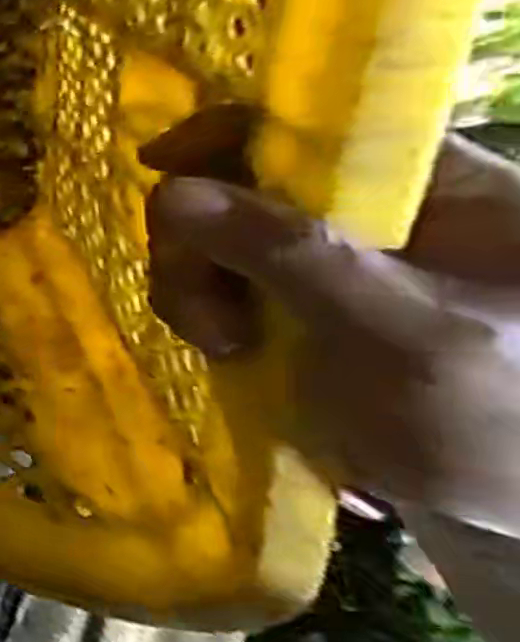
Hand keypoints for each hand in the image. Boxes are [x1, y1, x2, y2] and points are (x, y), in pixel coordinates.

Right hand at [146, 132, 519, 535]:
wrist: (519, 517)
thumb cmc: (505, 422)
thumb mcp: (405, 334)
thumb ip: (291, 254)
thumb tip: (172, 189)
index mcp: (434, 190)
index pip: (310, 124)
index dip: (225, 133)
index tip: (159, 166)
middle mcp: (368, 212)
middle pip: (232, 182)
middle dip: (195, 239)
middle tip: (202, 302)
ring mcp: (322, 258)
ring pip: (206, 233)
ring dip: (189, 283)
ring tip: (223, 343)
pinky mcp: (286, 299)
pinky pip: (207, 276)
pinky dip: (194, 306)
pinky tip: (224, 348)